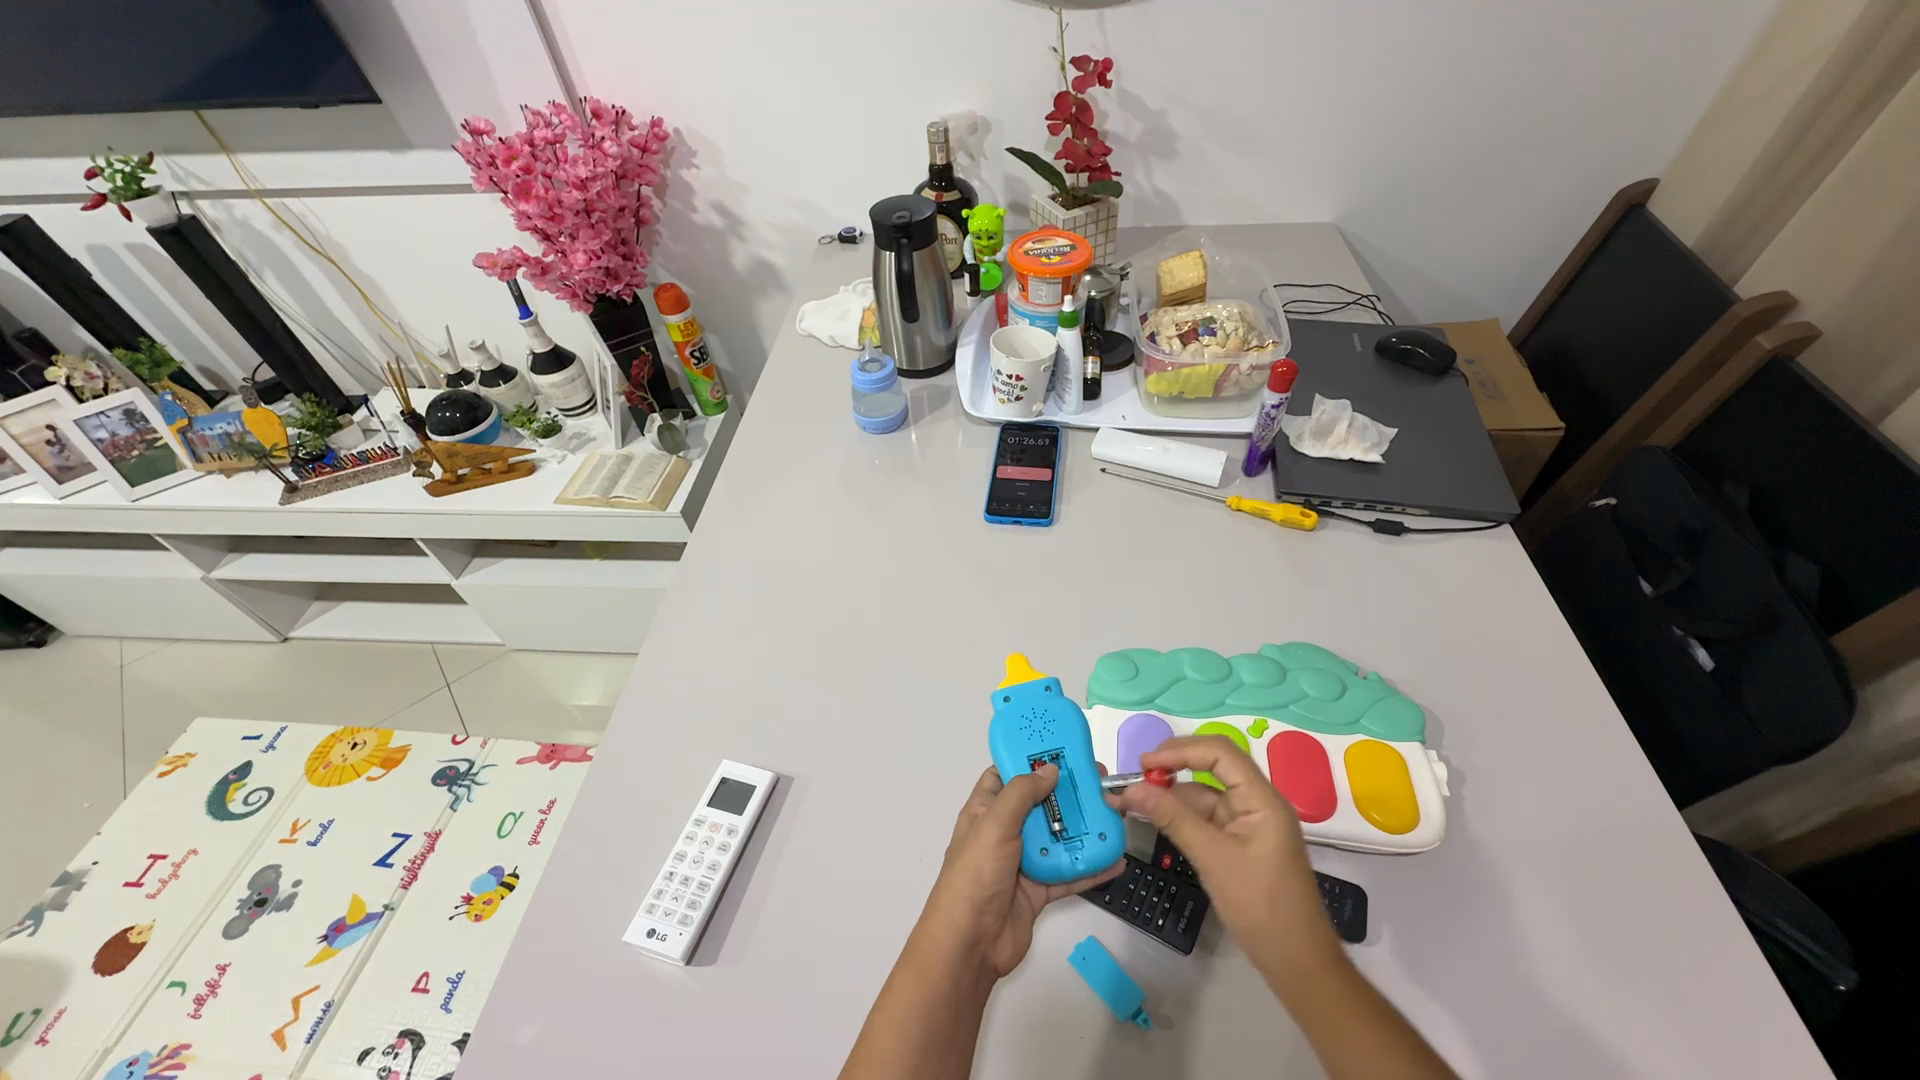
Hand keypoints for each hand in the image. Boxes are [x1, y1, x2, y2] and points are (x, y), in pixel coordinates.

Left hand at [921, 764, 1123, 977]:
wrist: (970, 944)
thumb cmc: (975, 875)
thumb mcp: (994, 825)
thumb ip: (1022, 794)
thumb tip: (1051, 770)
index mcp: (985, 811)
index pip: (1006, 775)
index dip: (1030, 761)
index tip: (1062, 750)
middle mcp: (1004, 832)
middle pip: (1040, 804)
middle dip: (1068, 793)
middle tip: (1100, 781)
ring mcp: (1022, 862)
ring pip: (1058, 837)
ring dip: (1084, 828)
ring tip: (1114, 814)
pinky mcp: (1038, 890)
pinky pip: (1069, 873)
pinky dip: (1091, 867)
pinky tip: (1115, 859)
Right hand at [1116, 736, 1341, 979]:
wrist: (1295, 959)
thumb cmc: (1260, 905)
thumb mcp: (1211, 858)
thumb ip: (1172, 818)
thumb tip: (1131, 789)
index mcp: (1262, 799)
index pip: (1220, 753)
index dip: (1180, 750)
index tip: (1143, 764)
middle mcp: (1257, 802)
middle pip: (1212, 768)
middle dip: (1173, 767)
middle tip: (1135, 778)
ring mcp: (1248, 823)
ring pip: (1204, 794)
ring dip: (1171, 794)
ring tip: (1133, 800)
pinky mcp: (1240, 842)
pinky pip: (1206, 817)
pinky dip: (1180, 815)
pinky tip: (1155, 819)